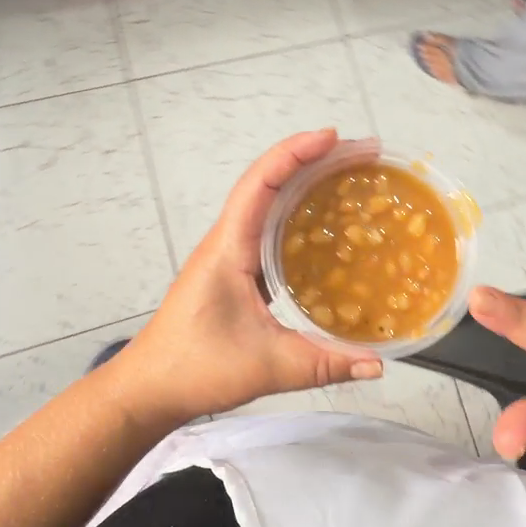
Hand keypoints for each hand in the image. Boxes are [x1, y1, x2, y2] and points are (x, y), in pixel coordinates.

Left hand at [116, 130, 381, 425]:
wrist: (148, 389)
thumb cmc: (193, 369)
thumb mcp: (266, 366)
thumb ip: (324, 364)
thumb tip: (377, 365)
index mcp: (229, 248)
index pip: (261, 183)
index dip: (295, 152)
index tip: (334, 138)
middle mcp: (228, 240)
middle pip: (269, 180)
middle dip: (313, 158)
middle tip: (362, 154)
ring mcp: (231, 252)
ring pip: (269, 200)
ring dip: (307, 180)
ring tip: (351, 174)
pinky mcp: (237, 269)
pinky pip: (271, 226)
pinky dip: (300, 210)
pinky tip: (330, 222)